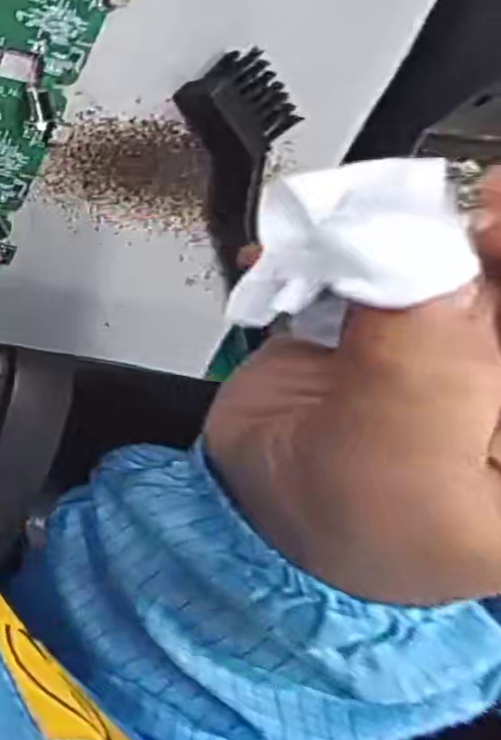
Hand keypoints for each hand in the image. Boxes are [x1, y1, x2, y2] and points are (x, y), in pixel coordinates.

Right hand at [205, 171, 500, 605]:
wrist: (262, 511)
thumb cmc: (361, 522)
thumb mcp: (402, 459)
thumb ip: (421, 369)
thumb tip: (424, 267)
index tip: (487, 223)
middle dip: (458, 240)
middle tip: (402, 217)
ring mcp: (444, 349)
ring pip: (434, 268)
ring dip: (374, 242)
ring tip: (326, 238)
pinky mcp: (369, 331)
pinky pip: (354, 276)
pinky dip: (311, 257)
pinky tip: (283, 260)